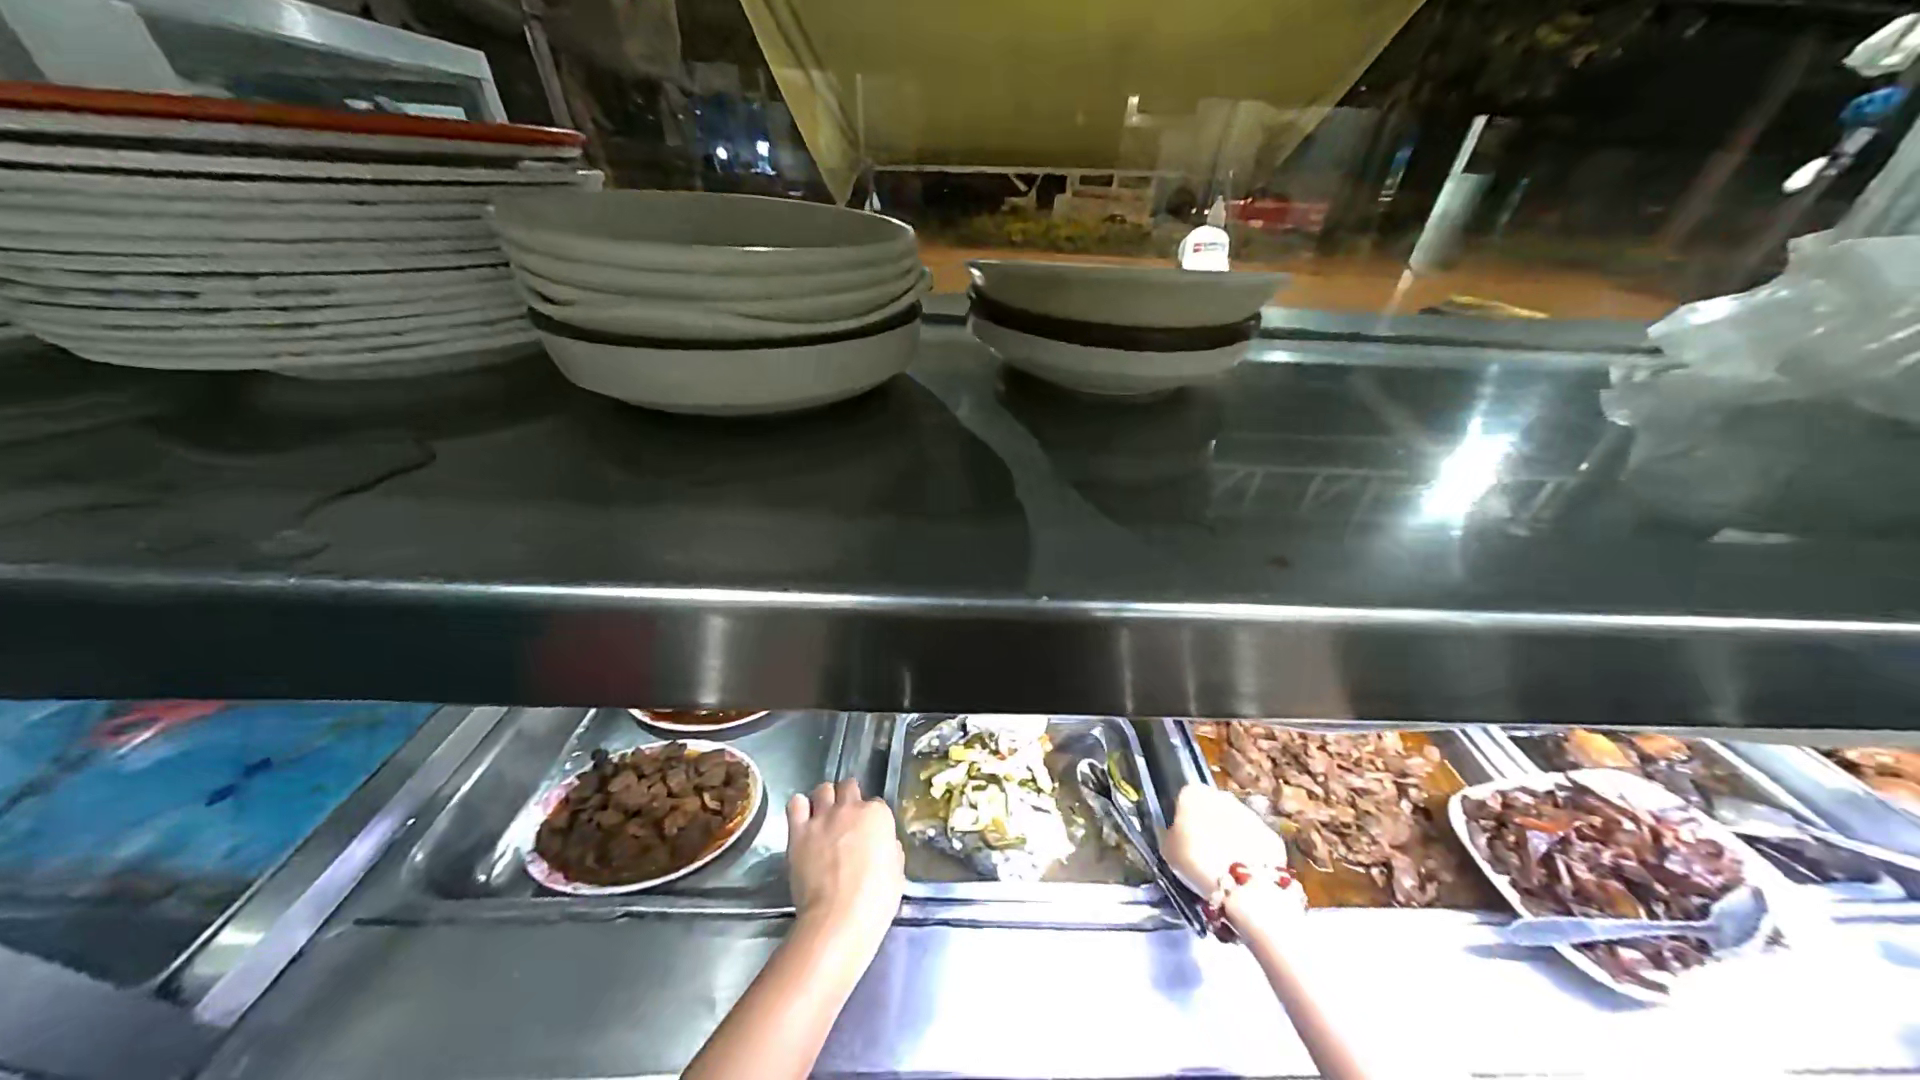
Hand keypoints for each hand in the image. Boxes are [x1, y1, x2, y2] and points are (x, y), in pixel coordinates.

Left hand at [786, 779, 904, 946]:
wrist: (838, 919)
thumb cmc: (875, 901)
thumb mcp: (896, 873)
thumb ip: (890, 850)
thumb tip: (883, 845)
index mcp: (877, 816)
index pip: (877, 804)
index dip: (873, 819)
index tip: (869, 833)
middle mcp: (850, 808)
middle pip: (849, 787)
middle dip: (850, 798)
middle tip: (847, 818)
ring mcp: (823, 817)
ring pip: (823, 789)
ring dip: (826, 799)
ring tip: (824, 816)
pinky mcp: (798, 831)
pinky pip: (796, 804)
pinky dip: (800, 808)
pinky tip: (803, 820)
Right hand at [1164, 785, 1301, 927]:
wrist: (1243, 886)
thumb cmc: (1196, 862)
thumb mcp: (1168, 849)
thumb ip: (1172, 835)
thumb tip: (1179, 834)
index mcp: (1194, 793)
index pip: (1185, 798)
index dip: (1184, 818)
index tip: (1184, 838)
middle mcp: (1224, 796)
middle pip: (1213, 808)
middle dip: (1210, 825)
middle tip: (1205, 853)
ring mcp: (1251, 815)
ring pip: (1236, 824)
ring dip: (1231, 838)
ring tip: (1225, 867)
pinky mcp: (1272, 836)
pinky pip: (1256, 842)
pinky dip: (1251, 853)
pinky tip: (1245, 873)